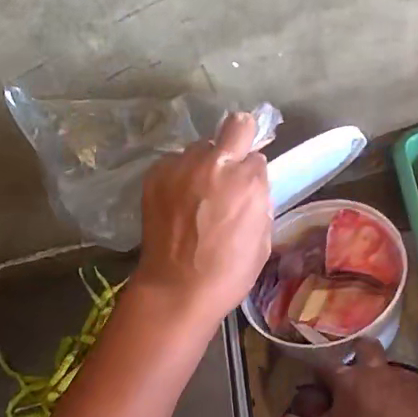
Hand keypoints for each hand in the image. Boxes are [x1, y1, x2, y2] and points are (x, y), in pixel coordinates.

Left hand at [134, 111, 270, 324]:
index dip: (253, 173)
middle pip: (235, 126)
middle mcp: (216, 163)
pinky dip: (180, 176)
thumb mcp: (262, 241)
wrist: (176, 290)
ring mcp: (182, 166)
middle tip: (231, 166)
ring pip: (201, 147)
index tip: (247, 187)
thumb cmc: (227, 274)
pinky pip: (175, 163)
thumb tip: (251, 189)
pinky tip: (178, 203)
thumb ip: (259, 203)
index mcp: (248, 181)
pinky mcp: (156, 175)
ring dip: (205, 163)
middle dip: (238, 139)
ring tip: (198, 194)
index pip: (257, 157)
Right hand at [279, 340, 417, 416]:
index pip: (322, 365)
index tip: (316, 389)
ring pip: (388, 366)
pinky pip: (408, 385)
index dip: (316, 376)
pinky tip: (402, 414)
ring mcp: (401, 376)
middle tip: (353, 375)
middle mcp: (373, 369)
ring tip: (378, 401)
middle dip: (356, 353)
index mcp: (345, 378)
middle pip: (364, 346)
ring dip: (380, 376)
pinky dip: (402, 394)